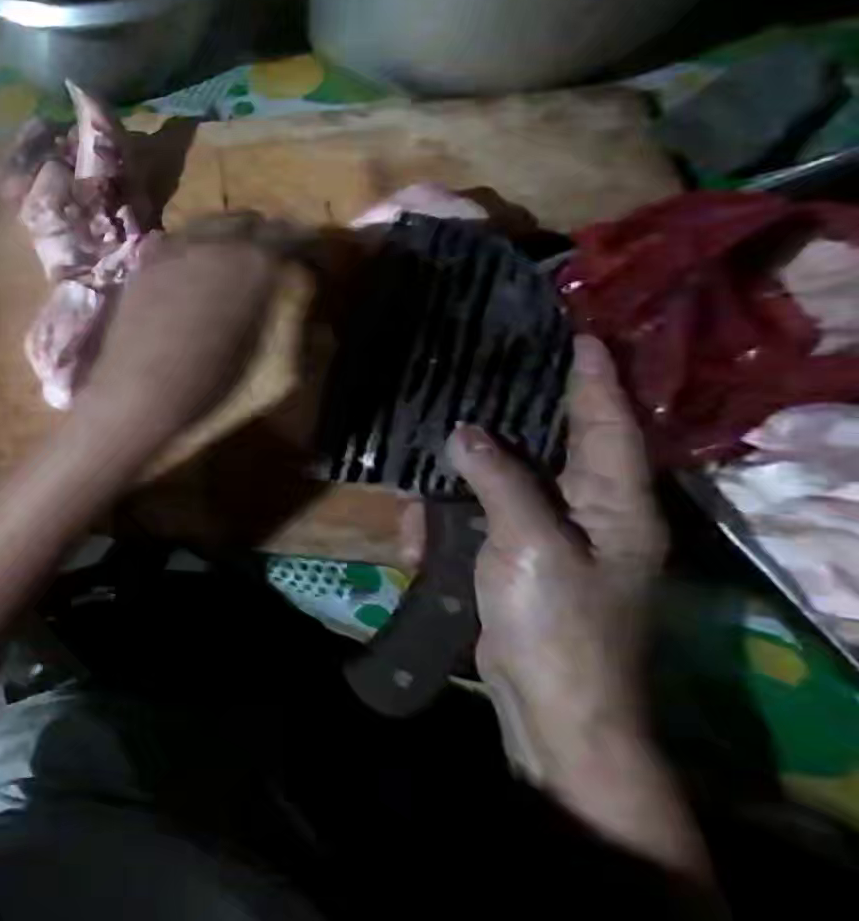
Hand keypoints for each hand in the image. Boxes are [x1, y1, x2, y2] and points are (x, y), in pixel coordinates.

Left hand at [75, 213, 302, 442]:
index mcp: (261, 260)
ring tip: (230, 269)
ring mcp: (172, 250)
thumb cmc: (214, 392)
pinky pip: (174, 244)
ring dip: (226, 240)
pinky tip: (190, 277)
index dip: (310, 253)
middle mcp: (216, 241)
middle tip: (271, 266)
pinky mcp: (141, 266)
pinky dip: (190, 251)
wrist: (136, 400)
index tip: (314, 269)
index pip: (300, 238)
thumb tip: (306, 293)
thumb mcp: (283, 368)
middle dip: (267, 240)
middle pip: (251, 223)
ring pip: (210, 227)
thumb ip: (299, 318)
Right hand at [443, 334, 666, 784]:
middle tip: (450, 415)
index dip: (593, 381)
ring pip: (489, 489)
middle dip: (489, 442)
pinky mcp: (515, 560)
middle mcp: (588, 513)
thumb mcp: (528, 544)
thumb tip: (461, 432)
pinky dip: (442, 535)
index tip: (579, 336)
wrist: (551, 700)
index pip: (607, 426)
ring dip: (447, 504)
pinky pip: (471, 524)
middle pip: (540, 452)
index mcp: (614, 505)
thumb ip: (498, 482)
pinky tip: (423, 556)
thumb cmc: (555, 620)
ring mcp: (549, 539)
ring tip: (423, 533)